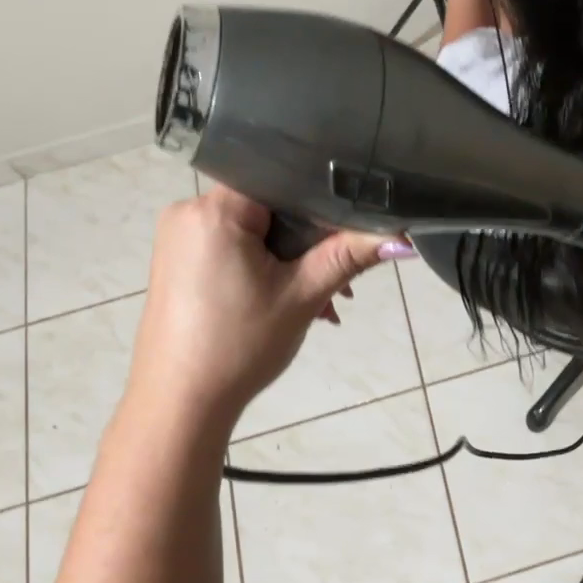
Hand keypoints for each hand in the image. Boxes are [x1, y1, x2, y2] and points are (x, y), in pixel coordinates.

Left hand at [126, 186, 415, 428]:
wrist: (180, 402)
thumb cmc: (239, 344)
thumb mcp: (303, 296)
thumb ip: (350, 256)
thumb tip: (403, 237)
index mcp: (214, 210)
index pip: (280, 180)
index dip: (321, 202)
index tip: (353, 229)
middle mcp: (189, 212)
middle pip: (269, 207)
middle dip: (311, 242)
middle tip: (344, 281)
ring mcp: (180, 239)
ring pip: (255, 232)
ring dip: (293, 261)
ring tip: (323, 303)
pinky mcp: (179, 263)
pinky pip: (235, 250)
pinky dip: (267, 270)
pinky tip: (291, 303)